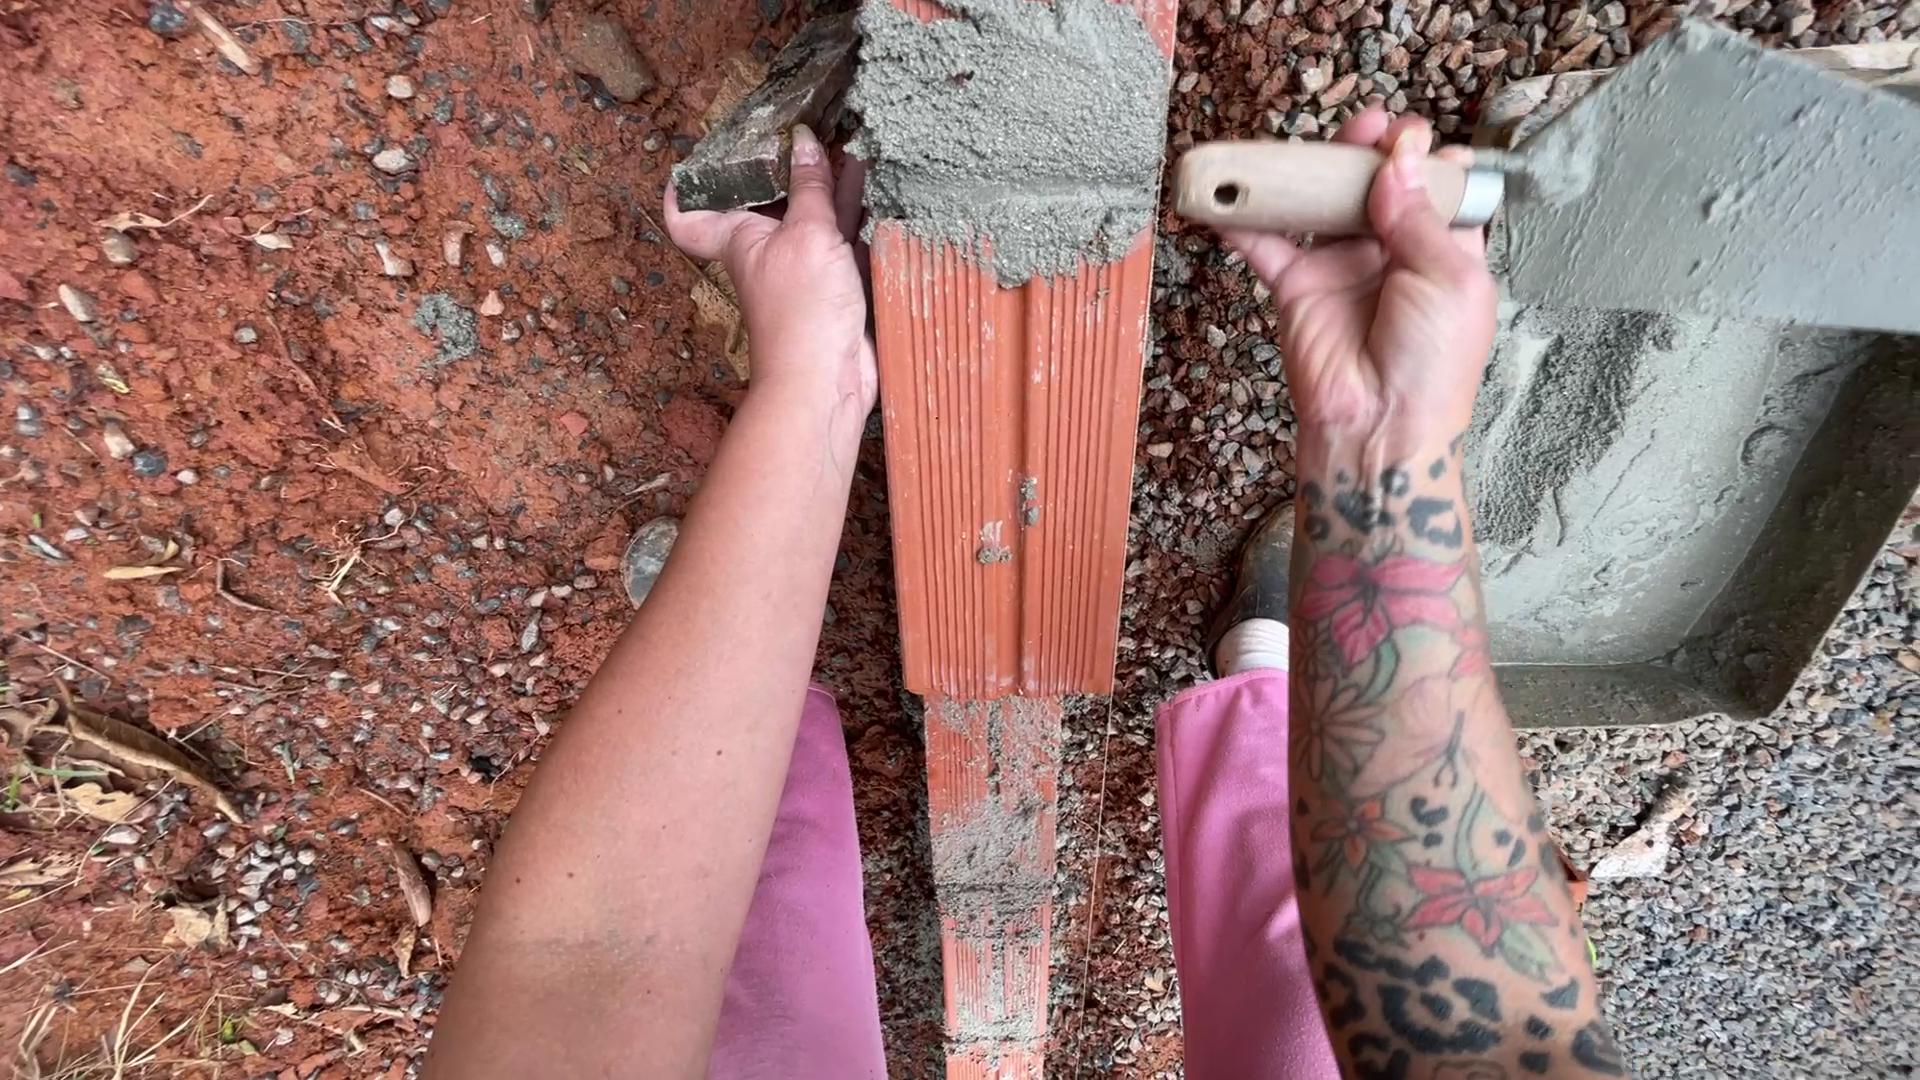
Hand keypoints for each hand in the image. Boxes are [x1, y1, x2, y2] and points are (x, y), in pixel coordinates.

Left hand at [665, 125, 877, 413]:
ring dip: (833, 192)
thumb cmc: (801, 314)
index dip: (683, 189)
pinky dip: (860, 226)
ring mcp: (805, 275)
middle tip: (806, 132)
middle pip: (770, 205)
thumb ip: (810, 188)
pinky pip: (846, 250)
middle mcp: (768, 254)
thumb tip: (805, 142)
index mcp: (739, 239)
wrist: (826, 381)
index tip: (690, 164)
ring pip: (815, 223)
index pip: (688, 216)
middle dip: (787, 171)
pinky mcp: (838, 294)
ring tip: (857, 152)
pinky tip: (879, 199)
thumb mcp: (808, 235)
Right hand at [1221, 108, 1497, 449]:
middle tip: (1365, 131)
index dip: (1424, 157)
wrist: (1379, 421)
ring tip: (1309, 149)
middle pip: (1372, 185)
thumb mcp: (1450, 276)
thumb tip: (1398, 160)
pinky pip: (1268, 248)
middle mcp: (1388, 252)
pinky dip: (1247, 225)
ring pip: (1320, 207)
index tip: (1412, 145)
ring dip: (1313, 174)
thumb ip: (1419, 216)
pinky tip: (1232, 201)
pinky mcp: (1296, 289)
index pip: (1432, 184)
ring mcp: (1338, 269)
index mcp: (1441, 247)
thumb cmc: (1433, 361)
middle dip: (1369, 151)